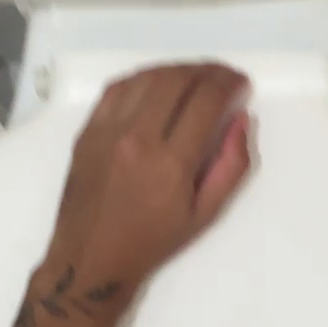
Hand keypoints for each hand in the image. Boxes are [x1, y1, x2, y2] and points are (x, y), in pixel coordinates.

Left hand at [45, 63, 253, 292]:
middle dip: (207, 70)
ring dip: (177, 70)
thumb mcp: (206, 214)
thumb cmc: (152, 241)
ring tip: (194, 78)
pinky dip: (143, 78)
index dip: (229, 84)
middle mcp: (137, 138)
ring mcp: (107, 131)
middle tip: (221, 76)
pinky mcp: (87, 130)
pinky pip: (117, 88)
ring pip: (147, 78)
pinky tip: (157, 84)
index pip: (206, 101)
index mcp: (171, 163)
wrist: (91, 256)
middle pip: (177, 80)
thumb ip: (231, 165)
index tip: (240, 84)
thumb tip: (240, 120)